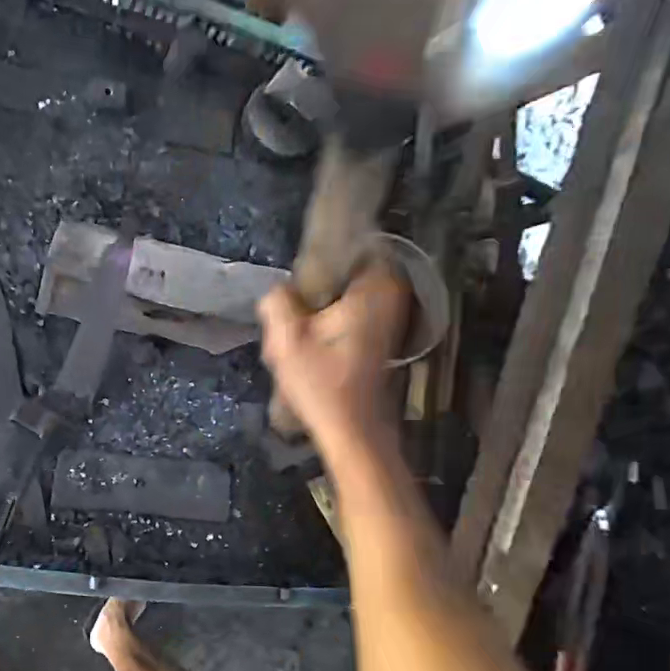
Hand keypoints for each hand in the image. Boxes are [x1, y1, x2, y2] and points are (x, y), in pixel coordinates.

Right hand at [257, 259, 410, 456]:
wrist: (352, 430)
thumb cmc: (322, 385)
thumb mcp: (286, 339)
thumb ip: (278, 301)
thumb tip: (281, 289)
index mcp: (374, 288)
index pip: (356, 240)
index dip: (324, 250)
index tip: (301, 274)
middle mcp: (391, 296)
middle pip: (349, 267)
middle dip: (319, 282)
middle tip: (296, 307)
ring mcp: (391, 317)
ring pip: (349, 291)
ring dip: (322, 304)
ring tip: (301, 328)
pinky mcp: (382, 336)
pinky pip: (353, 311)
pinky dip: (332, 319)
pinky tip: (313, 341)